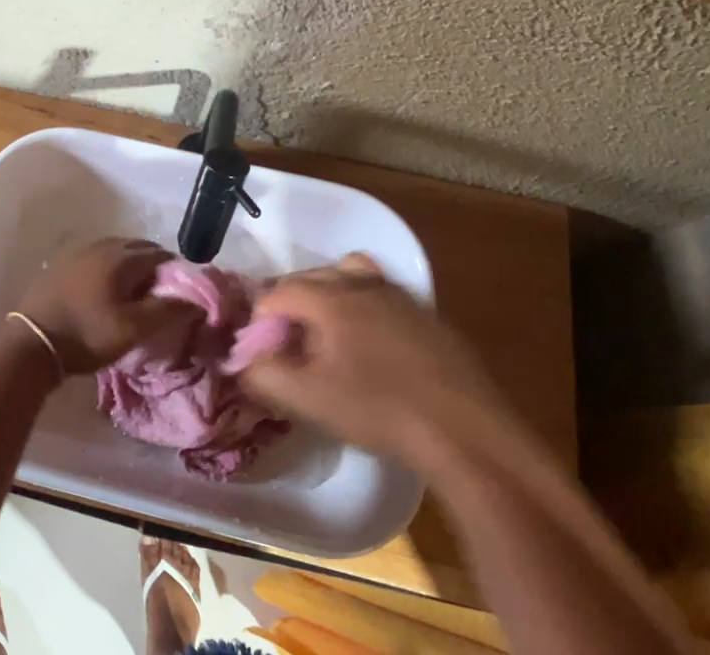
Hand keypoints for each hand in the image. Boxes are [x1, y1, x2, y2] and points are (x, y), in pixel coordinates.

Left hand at [14, 238, 193, 374]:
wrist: (32, 343)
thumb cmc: (88, 334)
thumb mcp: (134, 328)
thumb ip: (168, 311)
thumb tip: (197, 300)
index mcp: (121, 256)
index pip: (160, 254)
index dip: (176, 271)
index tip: (181, 293)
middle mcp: (100, 245)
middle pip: (137, 248)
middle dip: (153, 266)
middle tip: (160, 294)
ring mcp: (76, 252)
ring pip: (114, 252)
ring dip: (129, 267)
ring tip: (134, 294)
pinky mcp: (59, 265)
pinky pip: (94, 259)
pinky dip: (107, 269)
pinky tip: (105, 291)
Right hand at [238, 253, 518, 467]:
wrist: (465, 432)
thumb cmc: (379, 411)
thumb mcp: (309, 400)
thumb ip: (264, 375)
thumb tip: (245, 362)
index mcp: (332, 298)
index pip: (278, 291)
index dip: (259, 319)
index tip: (259, 350)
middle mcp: (364, 284)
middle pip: (312, 276)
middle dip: (289, 304)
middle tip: (284, 344)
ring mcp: (401, 296)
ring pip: (349, 278)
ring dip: (326, 299)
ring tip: (324, 338)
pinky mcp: (427, 316)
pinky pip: (380, 297)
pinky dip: (360, 309)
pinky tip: (368, 351)